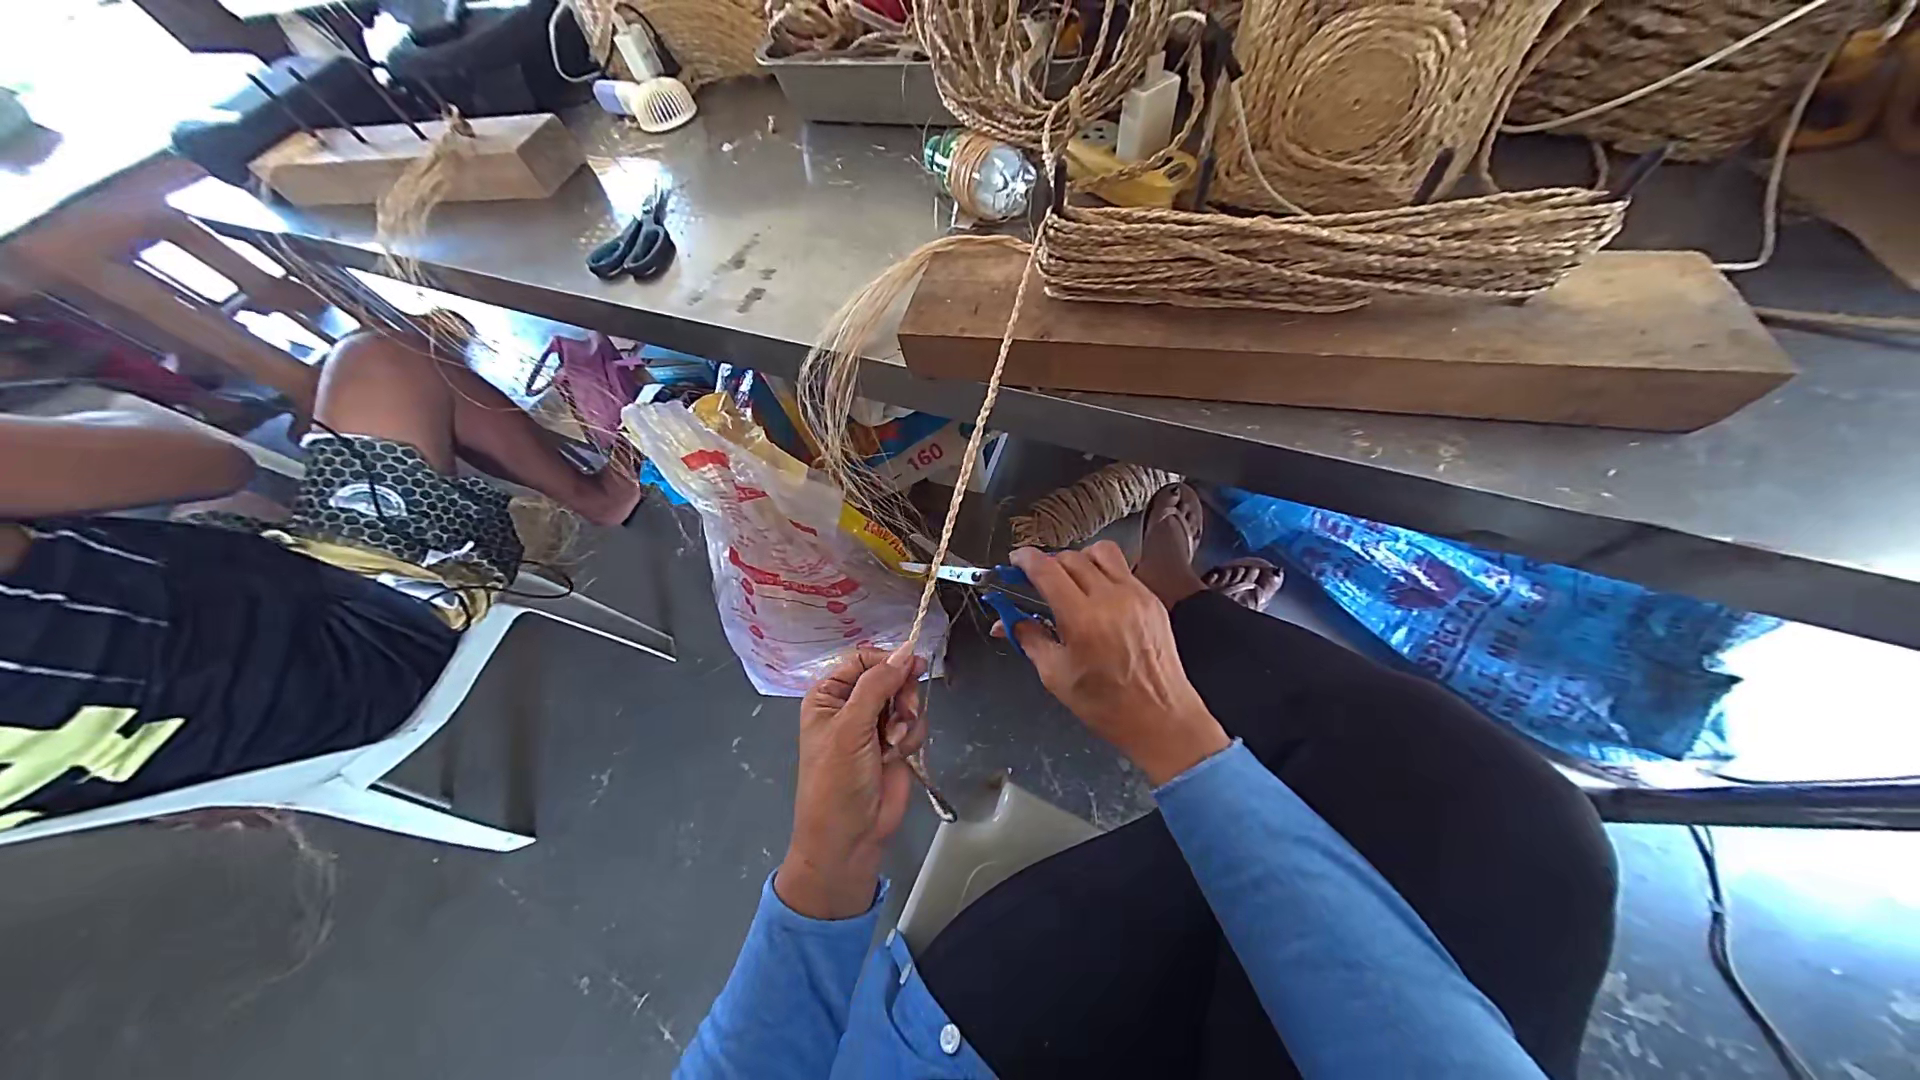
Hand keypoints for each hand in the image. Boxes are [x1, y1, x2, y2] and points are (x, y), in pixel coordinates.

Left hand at [776, 646, 927, 919]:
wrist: (850, 838)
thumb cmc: (837, 781)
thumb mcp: (850, 728)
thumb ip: (878, 685)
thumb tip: (906, 650)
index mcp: (829, 695)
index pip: (862, 660)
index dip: (888, 660)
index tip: (913, 665)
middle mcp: (851, 705)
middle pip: (890, 676)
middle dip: (901, 693)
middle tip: (903, 712)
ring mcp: (875, 725)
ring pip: (906, 699)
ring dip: (907, 718)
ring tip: (894, 743)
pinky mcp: (896, 743)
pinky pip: (915, 722)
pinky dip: (912, 737)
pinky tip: (899, 755)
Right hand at [1001, 544, 1229, 785]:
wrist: (1160, 719)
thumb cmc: (1109, 705)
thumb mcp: (1056, 675)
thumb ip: (1029, 639)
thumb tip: (1008, 622)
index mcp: (1083, 620)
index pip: (1047, 569)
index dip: (1025, 559)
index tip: (1016, 560)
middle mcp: (1111, 600)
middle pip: (1070, 557)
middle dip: (1047, 564)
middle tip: (1036, 581)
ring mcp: (1136, 596)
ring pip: (1100, 553)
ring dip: (1078, 559)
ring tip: (1069, 581)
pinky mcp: (1152, 600)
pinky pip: (1123, 570)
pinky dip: (1103, 573)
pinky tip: (1095, 596)